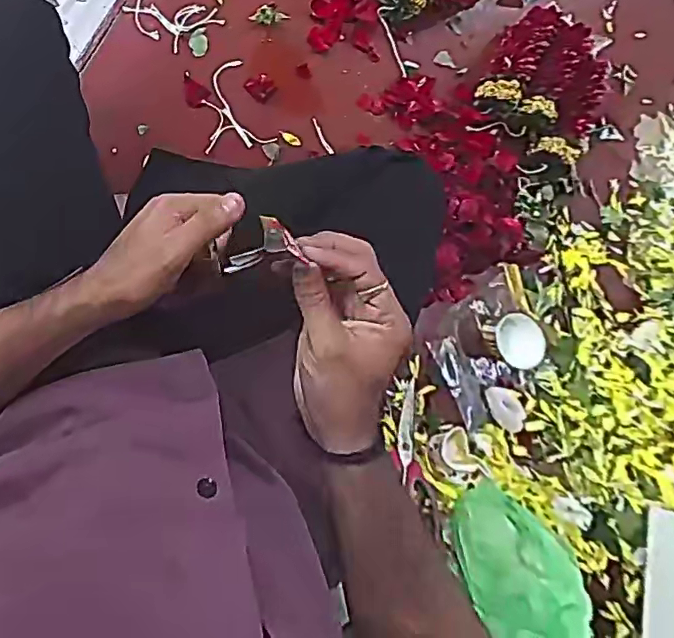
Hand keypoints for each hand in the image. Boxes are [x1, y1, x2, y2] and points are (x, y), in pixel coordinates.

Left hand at [74, 193, 243, 321]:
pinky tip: (179, 279)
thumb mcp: (179, 249)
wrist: (102, 298)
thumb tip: (237, 201)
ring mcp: (161, 226)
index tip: (221, 252)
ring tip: (187, 277)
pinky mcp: (158, 244)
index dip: (226, 229)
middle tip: (200, 269)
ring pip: (200, 238)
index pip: (219, 203)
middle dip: (213, 248)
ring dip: (201, 260)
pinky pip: (187, 249)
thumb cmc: (135, 276)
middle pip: (210, 221)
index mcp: (172, 204)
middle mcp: (166, 209)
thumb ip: (209, 223)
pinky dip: (188, 265)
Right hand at [289, 232, 411, 454]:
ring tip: (285, 250)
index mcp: (387, 313)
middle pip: (355, 260)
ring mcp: (356, 308)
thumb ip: (313, 297)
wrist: (334, 432)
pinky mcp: (336, 314)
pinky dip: (307, 271)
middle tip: (292, 242)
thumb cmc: (339, 395)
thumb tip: (300, 258)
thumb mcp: (325, 345)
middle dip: (325, 247)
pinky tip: (288, 265)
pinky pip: (324, 283)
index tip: (301, 246)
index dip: (333, 252)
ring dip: (313, 256)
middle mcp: (376, 305)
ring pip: (338, 268)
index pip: (364, 267)